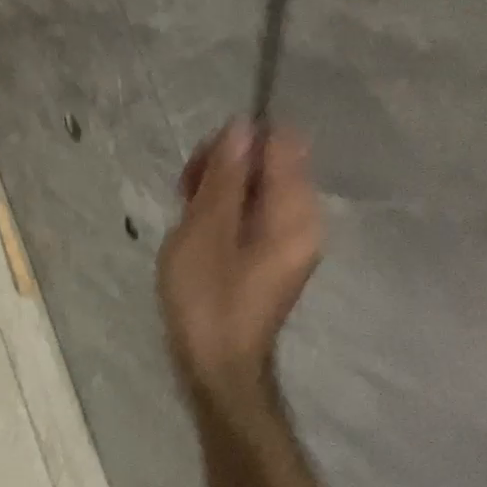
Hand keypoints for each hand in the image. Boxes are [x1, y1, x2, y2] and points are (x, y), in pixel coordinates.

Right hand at [158, 120, 323, 411]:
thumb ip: (226, 177)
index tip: (204, 161)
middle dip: (225, 164)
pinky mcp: (268, 252)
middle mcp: (302, 222)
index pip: (283, 148)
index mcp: (295, 216)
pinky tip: (194, 223)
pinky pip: (250, 210)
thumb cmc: (207, 292)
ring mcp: (287, 239)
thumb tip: (241, 129)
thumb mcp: (206, 228)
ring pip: (255, 187)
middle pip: (269, 165)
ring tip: (184, 205)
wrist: (215, 357)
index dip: (240, 142)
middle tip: (186, 186)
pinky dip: (221, 206)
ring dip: (218, 185)